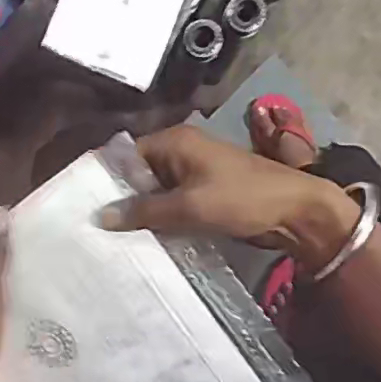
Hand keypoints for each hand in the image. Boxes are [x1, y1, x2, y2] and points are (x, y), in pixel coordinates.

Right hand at [97, 126, 360, 271]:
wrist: (295, 212)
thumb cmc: (242, 199)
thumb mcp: (190, 206)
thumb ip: (145, 211)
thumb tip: (101, 216)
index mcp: (175, 141)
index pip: (126, 156)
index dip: (107, 180)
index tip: (85, 208)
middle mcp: (181, 151)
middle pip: (140, 175)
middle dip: (123, 201)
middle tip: (97, 231)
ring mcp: (195, 173)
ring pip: (157, 193)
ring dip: (143, 213)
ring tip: (116, 240)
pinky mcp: (206, 194)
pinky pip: (175, 205)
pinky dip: (163, 220)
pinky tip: (147, 240)